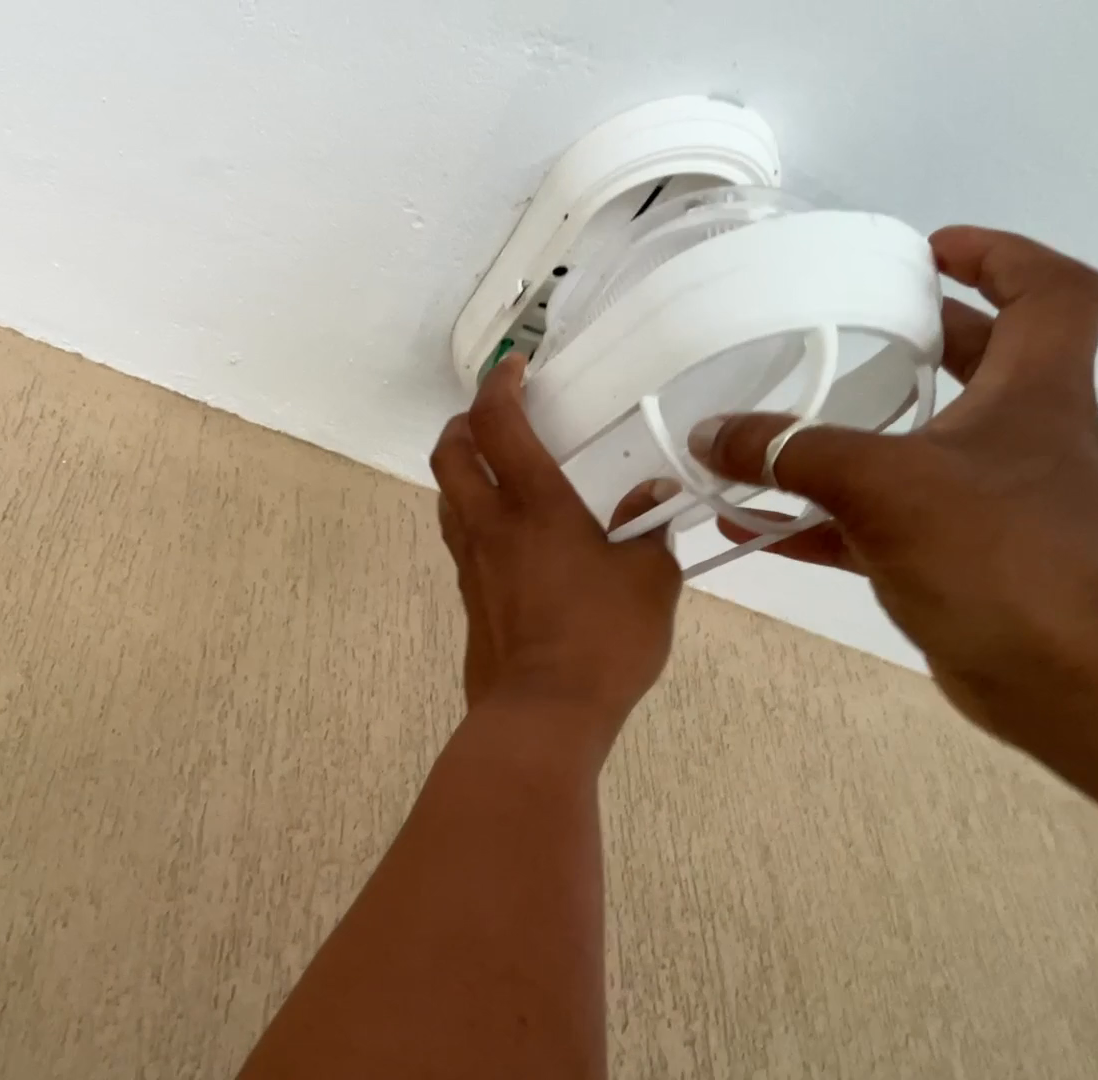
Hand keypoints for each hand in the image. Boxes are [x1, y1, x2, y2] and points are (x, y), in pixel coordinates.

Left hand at [432, 352, 683, 764]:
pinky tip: (512, 531)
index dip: (498, 385)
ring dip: (464, 469)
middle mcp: (488, 524)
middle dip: (464, 423)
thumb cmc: (601, 639)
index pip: (498, 424)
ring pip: (448, 495)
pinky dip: (475, 513)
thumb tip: (649, 495)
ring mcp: (469, 560)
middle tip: (493, 416)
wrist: (540, 709)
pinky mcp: (467, 593)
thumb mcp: (649, 578)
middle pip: (450, 453)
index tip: (512, 366)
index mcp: (532, 506)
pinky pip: (461, 536)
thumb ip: (646, 527)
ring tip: (501, 469)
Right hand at [686, 226, 1097, 837]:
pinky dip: (813, 515)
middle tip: (840, 327)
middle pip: (979, 363)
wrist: (1067, 682)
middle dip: (914, 337)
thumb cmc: (1002, 560)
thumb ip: (790, 451)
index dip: (999, 257)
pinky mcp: (950, 554)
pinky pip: (870, 517)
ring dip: (848, 432)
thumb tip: (709, 433)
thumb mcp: (884, 485)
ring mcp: (986, 500)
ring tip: (770, 426)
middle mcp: (1018, 439)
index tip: (929, 250)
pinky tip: (749, 523)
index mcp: (1031, 398)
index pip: (1050, 294)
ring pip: (914, 444)